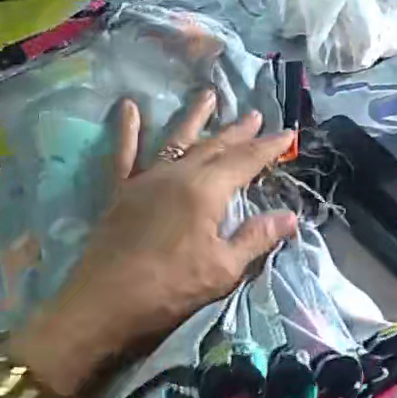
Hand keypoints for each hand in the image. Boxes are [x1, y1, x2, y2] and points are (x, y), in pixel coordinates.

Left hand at [7, 93, 297, 395]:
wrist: (106, 301)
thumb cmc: (171, 288)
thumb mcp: (223, 269)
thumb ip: (256, 237)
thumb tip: (290, 216)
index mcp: (206, 190)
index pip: (246, 161)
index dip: (269, 147)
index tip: (288, 133)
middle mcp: (177, 174)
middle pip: (214, 146)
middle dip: (238, 131)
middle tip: (256, 114)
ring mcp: (146, 179)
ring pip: (175, 140)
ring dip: (194, 118)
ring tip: (208, 96)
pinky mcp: (120, 191)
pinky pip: (124, 154)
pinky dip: (128, 130)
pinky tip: (128, 107)